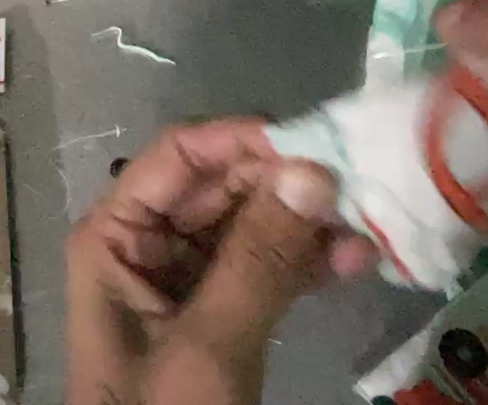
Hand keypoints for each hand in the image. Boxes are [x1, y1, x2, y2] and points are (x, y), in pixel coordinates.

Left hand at [64, 120, 376, 404]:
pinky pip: (263, 268)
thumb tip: (311, 171)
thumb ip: (258, 259)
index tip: (315, 140)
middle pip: (218, 186)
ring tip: (371, 222)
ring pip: (248, 225)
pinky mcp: (219, 313)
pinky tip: (356, 261)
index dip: (241, 139)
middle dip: (284, 181)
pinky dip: (306, 262)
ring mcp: (184, 277)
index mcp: (116, 233)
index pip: (178, 156)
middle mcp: (146, 241)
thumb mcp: (206, 347)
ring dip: (305, 222)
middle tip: (359, 181)